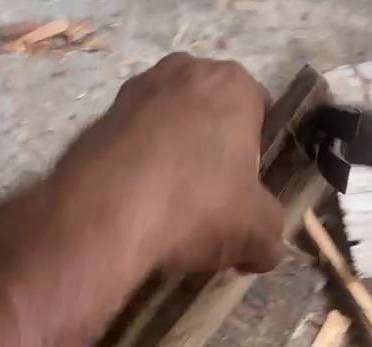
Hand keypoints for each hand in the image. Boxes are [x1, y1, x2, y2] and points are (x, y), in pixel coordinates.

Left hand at [52, 54, 286, 274]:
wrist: (106, 214)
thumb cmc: (197, 207)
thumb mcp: (257, 234)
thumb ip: (272, 236)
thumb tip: (264, 249)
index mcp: (233, 84)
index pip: (261, 114)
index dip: (259, 159)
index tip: (249, 195)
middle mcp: (184, 72)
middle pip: (212, 121)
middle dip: (215, 160)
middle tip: (213, 209)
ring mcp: (136, 92)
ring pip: (171, 134)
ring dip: (176, 166)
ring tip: (173, 217)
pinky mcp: (100, 120)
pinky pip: (135, 150)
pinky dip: (141, 176)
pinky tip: (140, 213)